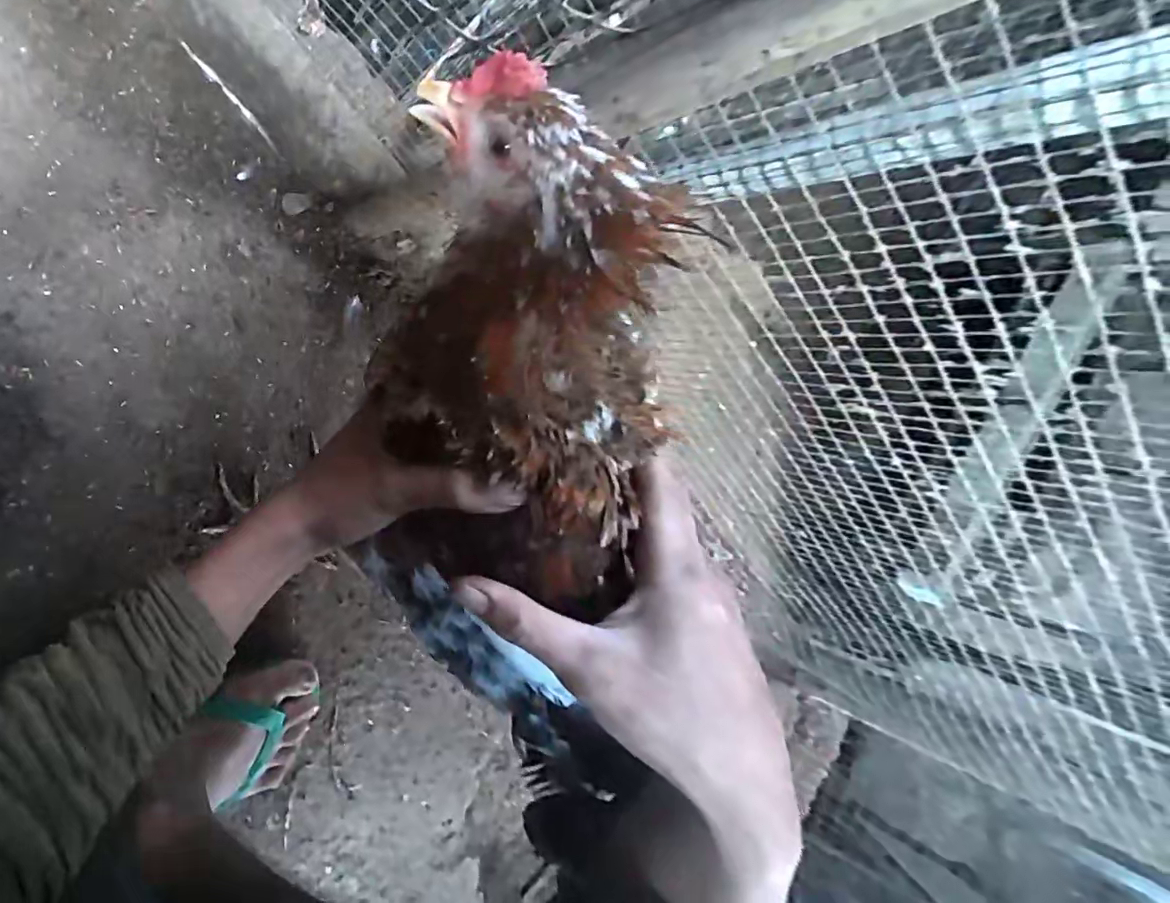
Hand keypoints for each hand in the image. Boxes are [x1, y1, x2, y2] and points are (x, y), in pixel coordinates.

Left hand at [275, 403, 523, 553]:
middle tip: (527, 421)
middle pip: (441, 409)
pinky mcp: (388, 466)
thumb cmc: (341, 495)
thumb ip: (450, 487)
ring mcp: (387, 441)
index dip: (474, 383)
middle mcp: (388, 416)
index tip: (518, 384)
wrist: (300, 526)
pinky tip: (478, 471)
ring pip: (435, 434)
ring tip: (515, 444)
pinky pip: (427, 456)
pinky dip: (450, 461)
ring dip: (464, 441)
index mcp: (385, 406)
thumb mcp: (396, 489)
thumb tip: (513, 489)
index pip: (436, 381)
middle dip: (478, 416)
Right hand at [451, 458, 799, 902]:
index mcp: (679, 569)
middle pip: (663, 500)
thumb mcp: (586, 667)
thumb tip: (458, 582)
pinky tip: (602, 552)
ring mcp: (712, 598)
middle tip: (559, 448)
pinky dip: (637, 538)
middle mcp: (703, 572)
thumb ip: (522, 620)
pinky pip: (671, 559)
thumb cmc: (668, 715)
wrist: (742, 788)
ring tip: (570, 487)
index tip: (589, 413)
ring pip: (667, 532)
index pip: (662, 482)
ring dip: (626, 506)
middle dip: (615, 470)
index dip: (632, 442)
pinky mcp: (709, 621)